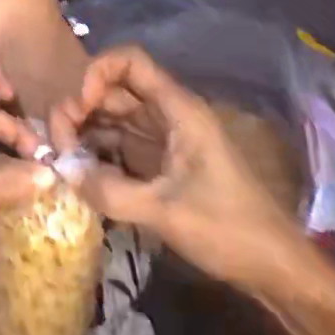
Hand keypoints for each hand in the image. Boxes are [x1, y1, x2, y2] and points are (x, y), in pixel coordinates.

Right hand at [50, 47, 307, 289]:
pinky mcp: (160, 163)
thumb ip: (109, 191)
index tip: (79, 107)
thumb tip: (61, 171)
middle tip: (57, 141)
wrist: (277, 272)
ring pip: (112, 116)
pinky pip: (119, 142)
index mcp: (179, 111)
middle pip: (113, 90)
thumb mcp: (165, 213)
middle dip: (80, 106)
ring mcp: (164, 139)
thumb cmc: (230, 231)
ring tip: (62, 156)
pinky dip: (96, 150)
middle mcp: (169, 115)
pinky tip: (78, 169)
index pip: (129, 62)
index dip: (97, 73)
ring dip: (84, 129)